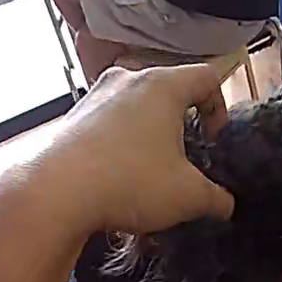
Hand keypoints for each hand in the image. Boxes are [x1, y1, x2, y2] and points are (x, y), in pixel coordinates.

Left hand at [0, 60, 234, 257]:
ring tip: (156, 176)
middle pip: (171, 92)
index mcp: (162, 85)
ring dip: (154, 138)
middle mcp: (127, 79)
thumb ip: (219, 199)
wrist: (55, 193)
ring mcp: (96, 96)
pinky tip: (125, 182)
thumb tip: (227, 205)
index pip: (207, 77)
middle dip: (186, 126)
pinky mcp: (74, 119)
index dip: (222, 108)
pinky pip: (113, 126)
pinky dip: (126, 148)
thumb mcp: (191, 197)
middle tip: (189, 160)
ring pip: (139, 110)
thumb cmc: (133, 181)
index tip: (216, 142)